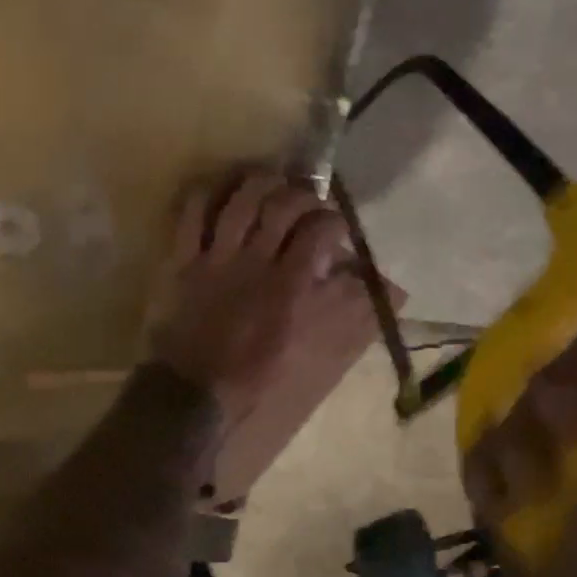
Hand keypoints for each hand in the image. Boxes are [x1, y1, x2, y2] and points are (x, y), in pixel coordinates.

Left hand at [145, 171, 381, 425]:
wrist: (195, 395)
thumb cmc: (259, 385)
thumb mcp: (320, 359)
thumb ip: (355, 321)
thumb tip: (392, 290)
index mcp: (292, 286)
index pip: (321, 231)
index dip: (334, 221)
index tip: (338, 227)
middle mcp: (258, 261)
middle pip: (282, 206)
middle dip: (301, 194)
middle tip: (307, 200)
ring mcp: (218, 259)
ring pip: (240, 202)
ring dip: (258, 183)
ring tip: (270, 180)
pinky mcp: (184, 263)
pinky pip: (191, 217)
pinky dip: (204, 197)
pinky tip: (217, 191)